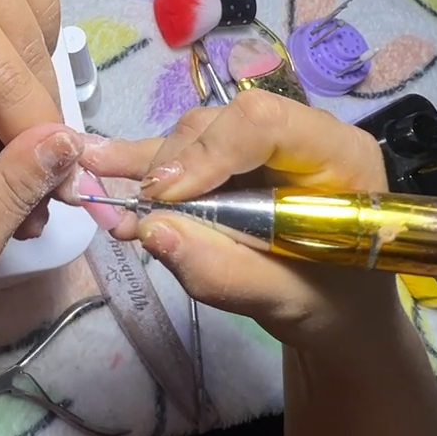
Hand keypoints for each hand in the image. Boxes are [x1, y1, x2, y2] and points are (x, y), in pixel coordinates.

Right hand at [80, 91, 402, 348]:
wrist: (337, 313)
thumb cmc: (330, 305)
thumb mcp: (285, 299)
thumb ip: (222, 270)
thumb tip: (149, 230)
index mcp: (334, 155)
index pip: (262, 122)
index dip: (207, 153)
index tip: (166, 199)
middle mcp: (296, 134)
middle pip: (218, 125)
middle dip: (172, 167)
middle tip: (141, 214)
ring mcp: (259, 143)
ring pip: (190, 135)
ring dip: (150, 170)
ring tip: (115, 204)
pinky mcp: (229, 158)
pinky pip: (180, 151)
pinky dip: (139, 162)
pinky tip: (99, 160)